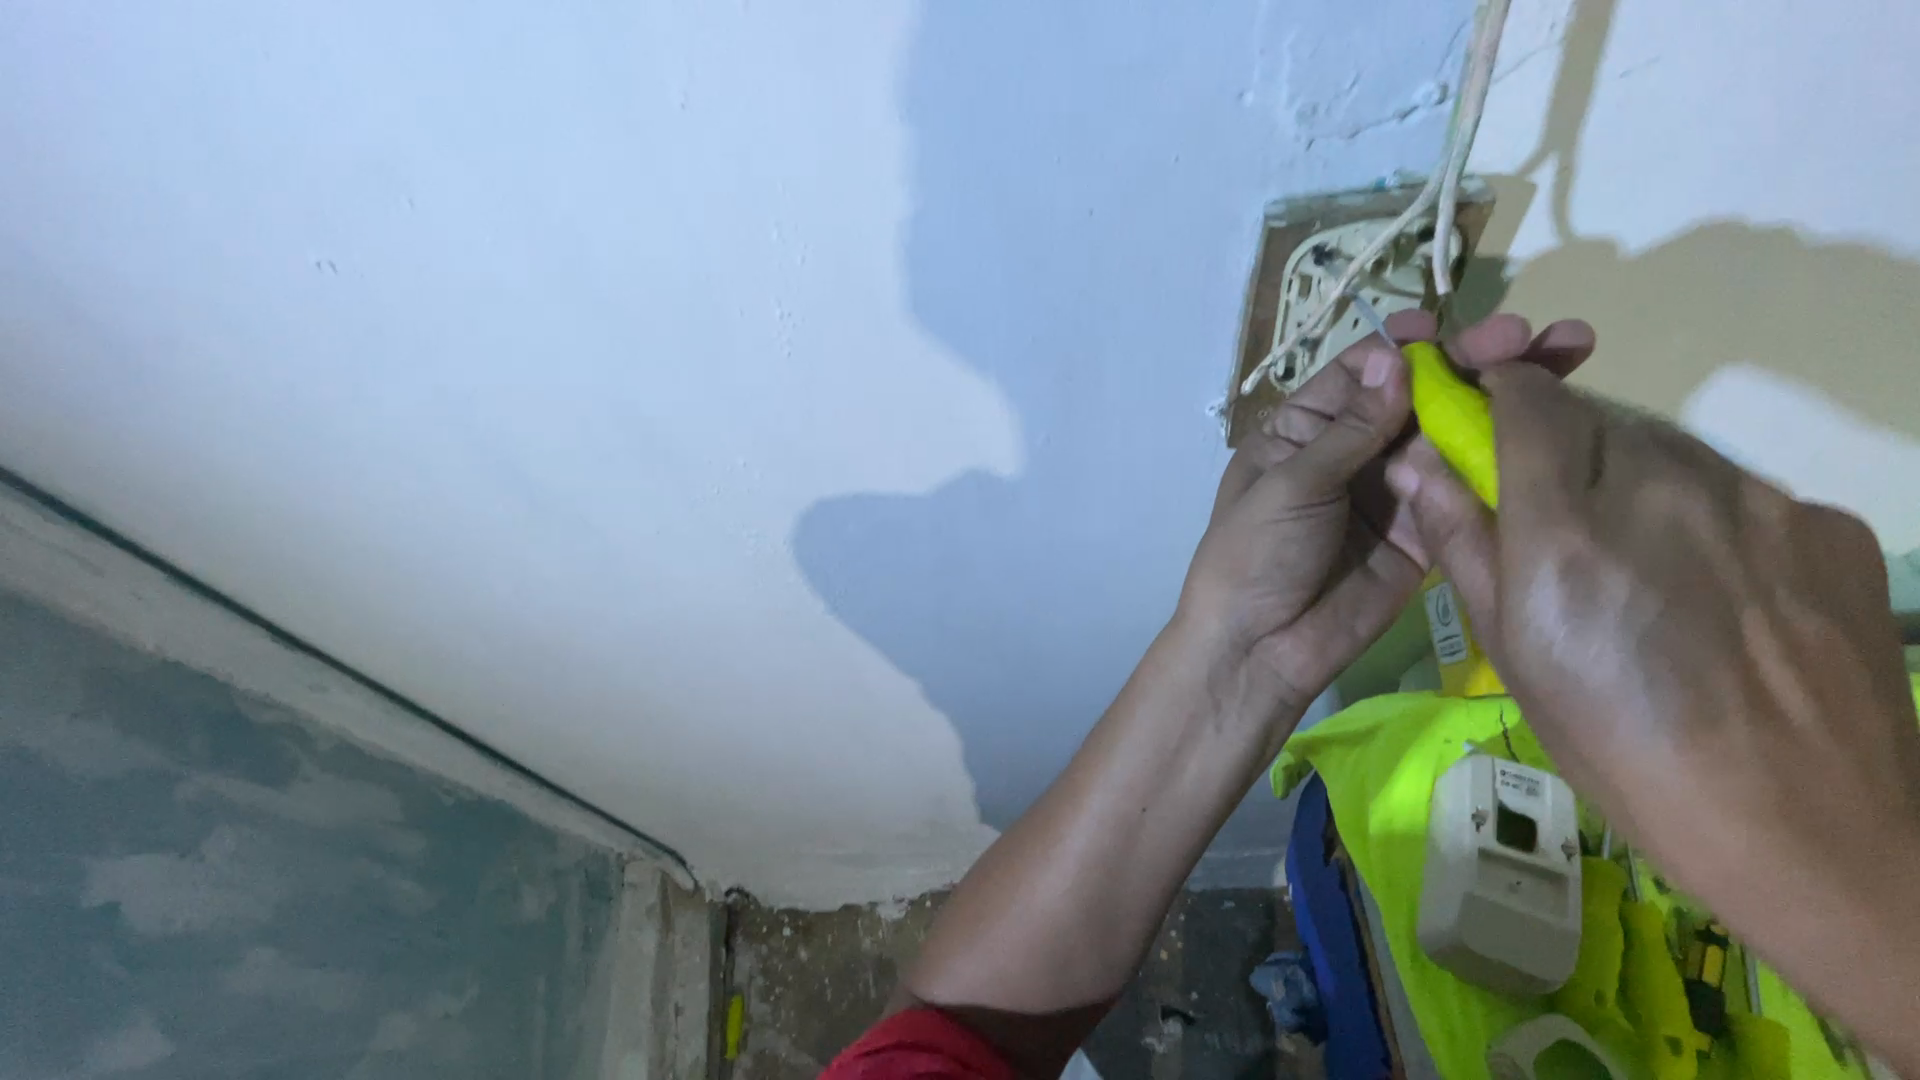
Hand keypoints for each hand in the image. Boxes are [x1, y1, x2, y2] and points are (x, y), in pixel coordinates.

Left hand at [1180, 311, 1596, 716]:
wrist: (1260, 646)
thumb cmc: (1254, 554)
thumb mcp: (1292, 484)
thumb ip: (1350, 429)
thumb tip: (1396, 359)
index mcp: (1301, 431)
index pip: (1359, 375)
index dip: (1405, 349)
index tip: (1452, 330)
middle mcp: (1349, 454)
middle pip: (1416, 399)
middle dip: (1471, 366)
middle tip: (1536, 337)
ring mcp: (1390, 493)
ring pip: (1448, 437)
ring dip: (1500, 404)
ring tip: (1567, 362)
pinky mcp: (1423, 534)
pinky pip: (1463, 491)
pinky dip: (1498, 464)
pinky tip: (1551, 432)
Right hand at [1391, 364, 1919, 1067]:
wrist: (1798, 821)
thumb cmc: (1609, 738)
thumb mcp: (1507, 645)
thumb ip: (1461, 540)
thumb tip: (1417, 464)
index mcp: (1567, 525)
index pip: (1526, 403)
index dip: (1495, 390)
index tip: (1475, 407)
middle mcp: (1663, 487)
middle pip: (1594, 415)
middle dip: (1552, 435)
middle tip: (1540, 497)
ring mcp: (1758, 501)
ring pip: (1665, 446)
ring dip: (1623, 469)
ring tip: (1624, 546)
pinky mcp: (1825, 526)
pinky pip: (1736, 489)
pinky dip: (1697, 508)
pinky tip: (1703, 577)